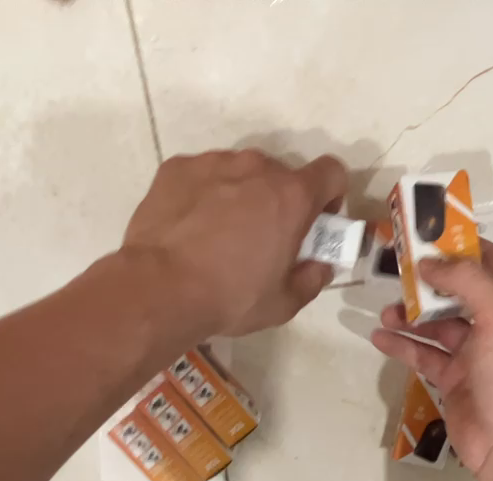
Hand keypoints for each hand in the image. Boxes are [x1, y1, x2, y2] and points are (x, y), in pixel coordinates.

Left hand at [123, 149, 348, 338]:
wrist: (161, 288)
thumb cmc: (231, 298)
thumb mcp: (283, 304)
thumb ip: (311, 280)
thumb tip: (319, 266)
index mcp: (292, 197)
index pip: (331, 173)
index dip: (330, 196)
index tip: (316, 222)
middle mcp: (257, 167)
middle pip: (281, 176)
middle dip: (280, 202)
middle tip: (263, 240)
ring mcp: (214, 162)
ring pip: (240, 173)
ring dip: (241, 196)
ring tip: (220, 236)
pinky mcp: (178, 168)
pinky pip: (203, 177)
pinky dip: (204, 196)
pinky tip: (191, 229)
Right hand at [371, 245, 492, 480]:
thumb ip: (466, 281)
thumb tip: (428, 262)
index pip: (487, 260)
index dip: (456, 246)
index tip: (421, 234)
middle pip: (457, 290)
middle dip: (427, 282)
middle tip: (394, 271)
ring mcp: (475, 352)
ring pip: (437, 323)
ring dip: (411, 315)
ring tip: (385, 312)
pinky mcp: (454, 378)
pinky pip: (424, 354)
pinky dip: (403, 345)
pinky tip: (380, 337)